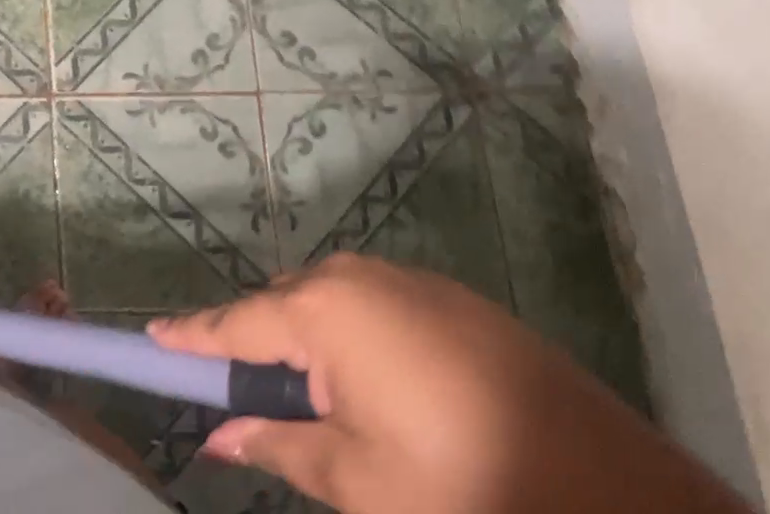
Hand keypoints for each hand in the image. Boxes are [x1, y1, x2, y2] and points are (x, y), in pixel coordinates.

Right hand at [149, 254, 747, 513]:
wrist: (622, 495)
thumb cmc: (464, 485)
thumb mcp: (356, 479)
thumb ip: (276, 446)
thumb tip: (217, 439)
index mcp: (322, 312)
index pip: (230, 324)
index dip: (188, 338)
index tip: (147, 338)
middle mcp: (357, 278)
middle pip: (278, 306)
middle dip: (257, 347)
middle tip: (252, 401)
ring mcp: (412, 282)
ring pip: (328, 303)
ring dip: (309, 343)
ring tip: (324, 403)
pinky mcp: (457, 300)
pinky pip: (375, 307)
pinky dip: (356, 338)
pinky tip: (382, 389)